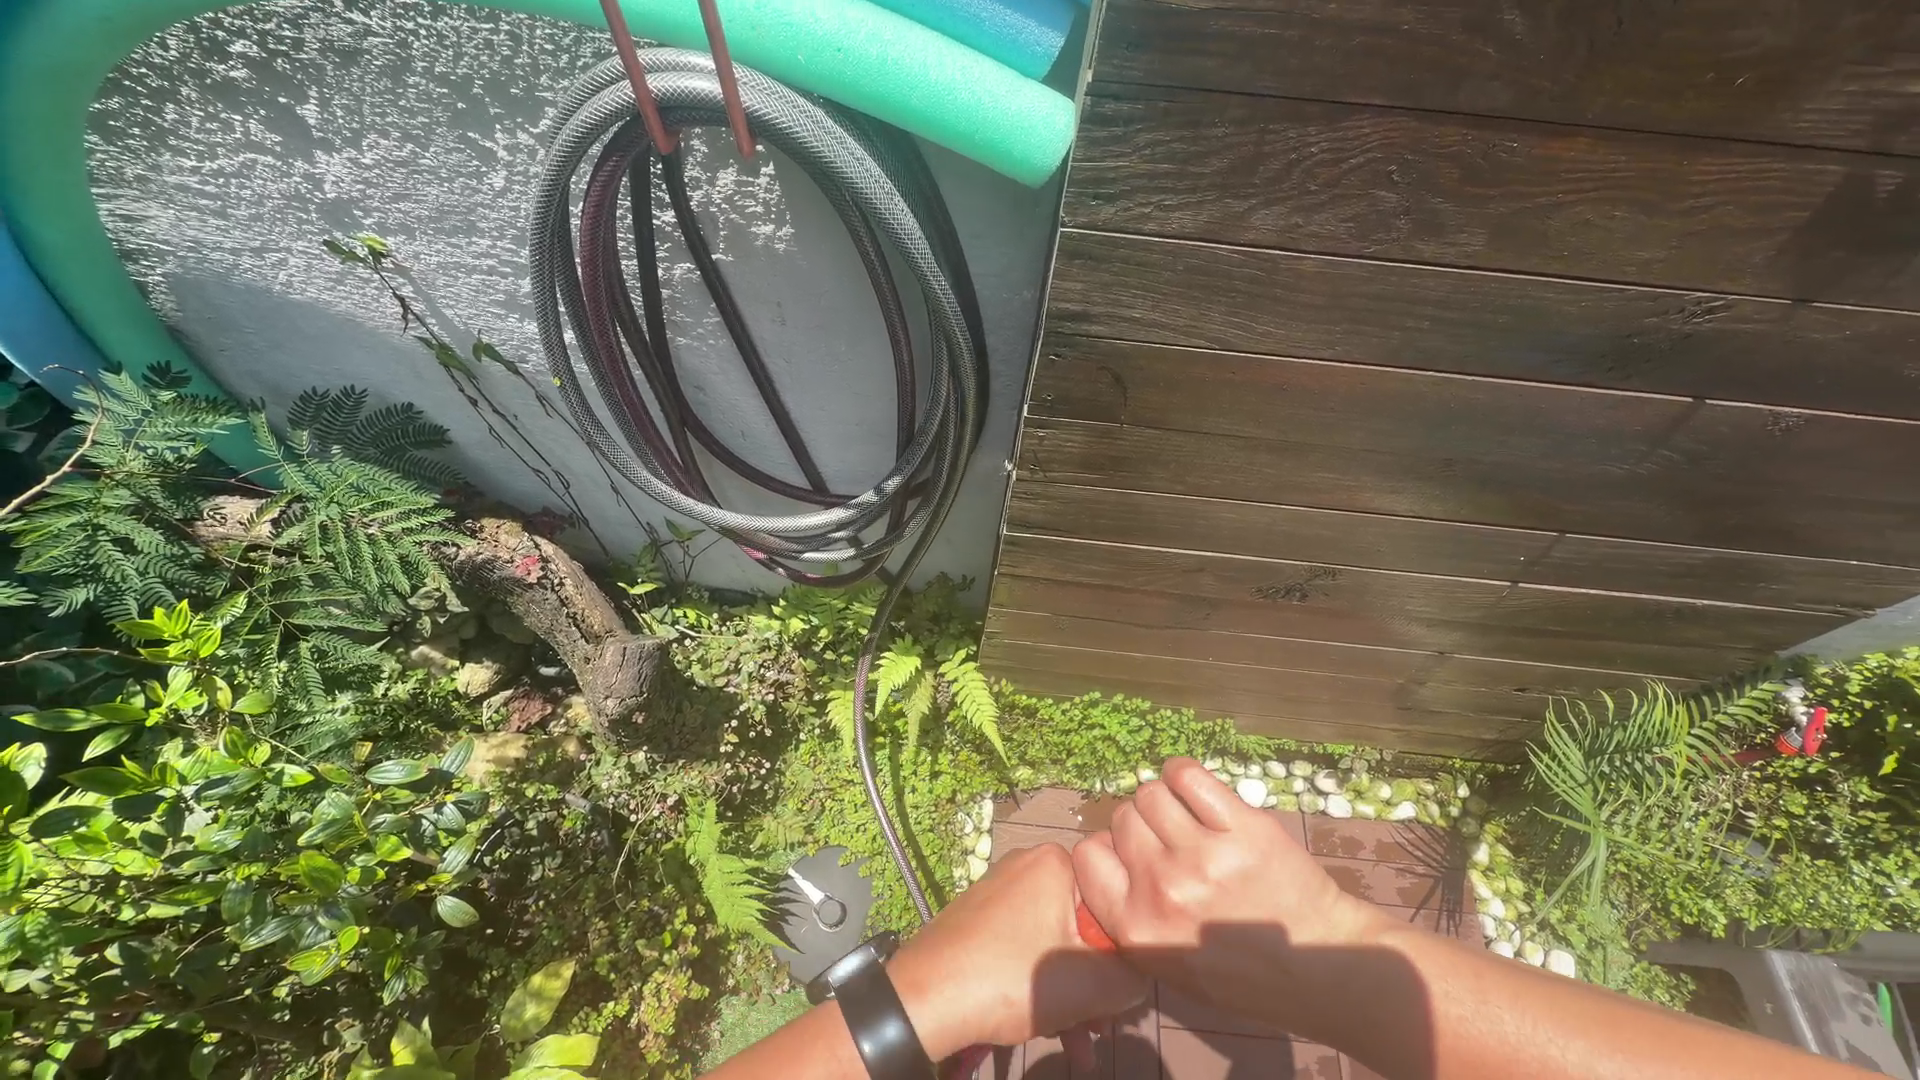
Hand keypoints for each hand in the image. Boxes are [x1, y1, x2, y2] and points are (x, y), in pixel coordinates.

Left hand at [888, 843, 1147, 1058]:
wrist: (925, 998)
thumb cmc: (1012, 978)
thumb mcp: (1091, 984)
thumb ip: (1133, 974)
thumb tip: (1139, 972)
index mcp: (1055, 861)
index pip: (1113, 897)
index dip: (1123, 948)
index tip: (1122, 991)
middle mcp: (1026, 865)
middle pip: (1082, 924)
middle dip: (1095, 982)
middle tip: (1100, 1027)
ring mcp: (1000, 890)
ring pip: (1055, 943)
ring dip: (1071, 995)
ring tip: (1077, 1044)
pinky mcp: (981, 918)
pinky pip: (1026, 948)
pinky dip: (1040, 986)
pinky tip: (1049, 1032)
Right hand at [1072, 757, 1387, 1024]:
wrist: (1319, 968)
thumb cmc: (1240, 973)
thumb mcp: (1166, 965)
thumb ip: (1127, 914)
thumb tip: (1109, 854)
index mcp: (1137, 926)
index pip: (1088, 854)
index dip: (1108, 850)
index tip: (1130, 855)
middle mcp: (1162, 887)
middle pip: (1122, 818)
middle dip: (1141, 826)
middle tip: (1170, 841)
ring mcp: (1202, 855)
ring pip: (1151, 793)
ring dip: (1164, 800)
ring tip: (1187, 818)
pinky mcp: (1241, 827)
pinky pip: (1188, 775)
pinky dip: (1184, 774)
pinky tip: (1195, 789)